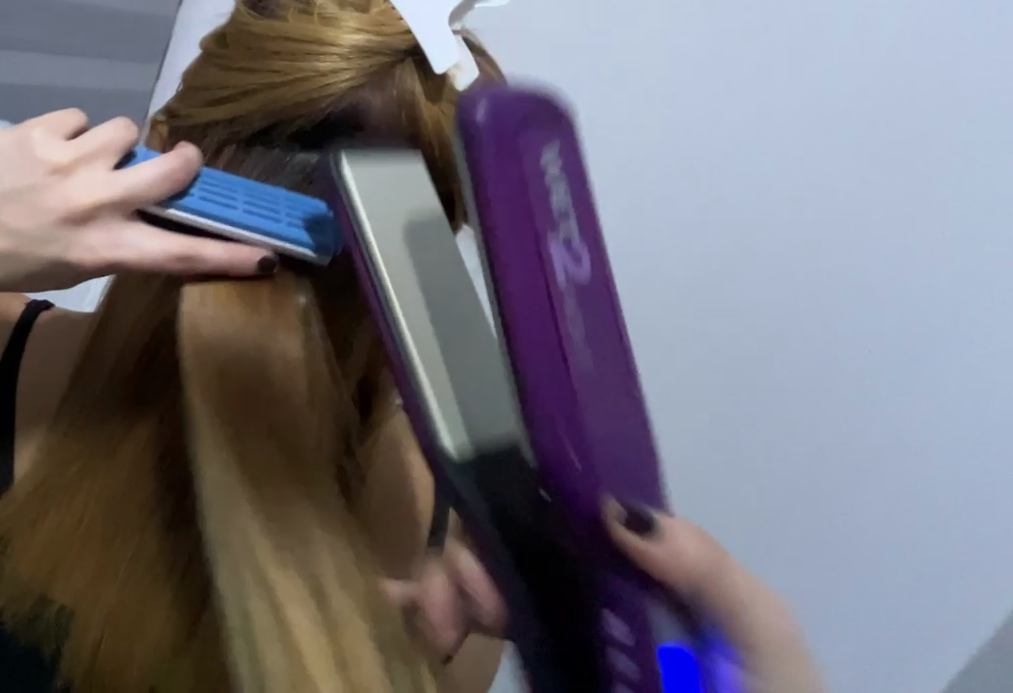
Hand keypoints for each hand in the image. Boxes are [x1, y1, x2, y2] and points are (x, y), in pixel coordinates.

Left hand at [0, 109, 273, 306]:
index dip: (225, 256)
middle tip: (177, 158)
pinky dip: (67, 131)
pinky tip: (41, 148)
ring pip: (121, 130)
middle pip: (169, 170)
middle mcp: (92, 206)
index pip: (176, 255)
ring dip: (108, 142)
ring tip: (77, 156)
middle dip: (181, 160)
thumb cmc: (0, 262)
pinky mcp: (38, 133)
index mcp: (99, 251)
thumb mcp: (64, 266)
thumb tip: (139, 204)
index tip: (264, 255)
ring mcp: (67, 164)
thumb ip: (108, 239)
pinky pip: (77, 117)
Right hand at [383, 501, 825, 692]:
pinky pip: (471, 622)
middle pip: (500, 545)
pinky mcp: (540, 662)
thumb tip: (611, 507)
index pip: (550, 514)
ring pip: (475, 579)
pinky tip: (408, 606)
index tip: (484, 540)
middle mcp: (582, 584)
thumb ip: (707, 569)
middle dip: (461, 559)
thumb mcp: (760, 633)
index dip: (504, 509)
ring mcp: (557, 626)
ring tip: (433, 621)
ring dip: (440, 584)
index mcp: (624, 563)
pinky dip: (429, 605)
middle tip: (449, 603)